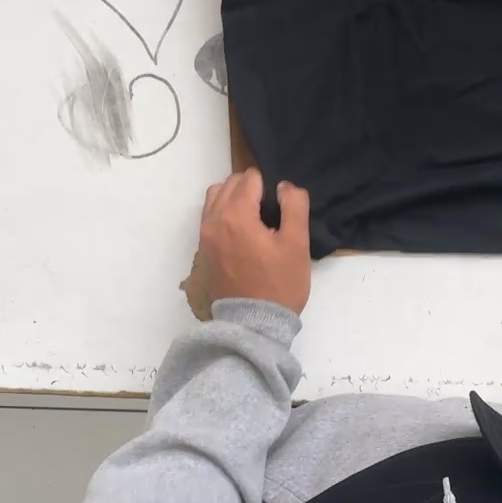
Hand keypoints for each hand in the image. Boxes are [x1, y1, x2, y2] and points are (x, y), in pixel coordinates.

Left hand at [189, 169, 311, 315]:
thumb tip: (284, 186)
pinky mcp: (204, 251)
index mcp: (236, 215)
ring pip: (215, 198)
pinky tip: (243, 233)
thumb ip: (294, 207)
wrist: (255, 324)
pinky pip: (210, 218)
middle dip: (251, 189)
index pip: (250, 178)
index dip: (270, 186)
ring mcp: (205, 237)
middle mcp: (214, 221)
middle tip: (272, 213)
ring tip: (256, 220)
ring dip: (235, 199)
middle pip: (231, 184)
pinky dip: (224, 214)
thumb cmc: (280, 284)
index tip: (281, 207)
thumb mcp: (297, 244)